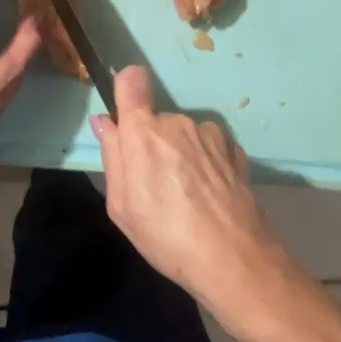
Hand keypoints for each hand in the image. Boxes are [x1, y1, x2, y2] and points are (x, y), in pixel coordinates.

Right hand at [91, 66, 280, 301]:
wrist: (232, 260)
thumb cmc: (165, 236)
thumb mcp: (122, 206)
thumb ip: (112, 157)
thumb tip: (105, 122)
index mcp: (143, 133)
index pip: (131, 81)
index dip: (126, 88)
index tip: (126, 112)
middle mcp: (178, 123)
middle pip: (157, 121)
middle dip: (153, 144)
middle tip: (155, 186)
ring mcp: (211, 135)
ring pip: (185, 135)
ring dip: (182, 154)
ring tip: (187, 196)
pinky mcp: (235, 150)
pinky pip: (209, 147)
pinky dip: (206, 164)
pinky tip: (209, 196)